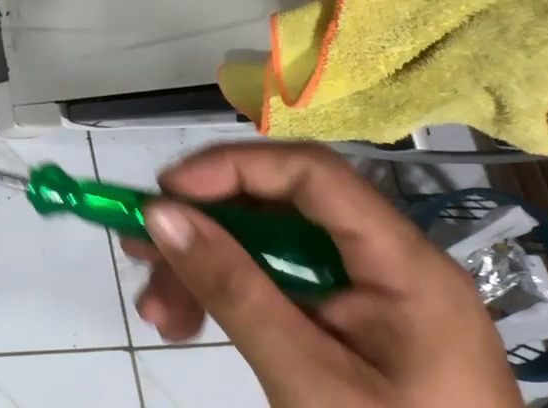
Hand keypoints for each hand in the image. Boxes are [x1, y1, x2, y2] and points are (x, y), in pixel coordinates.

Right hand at [122, 142, 519, 406]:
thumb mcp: (308, 380)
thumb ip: (233, 290)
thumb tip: (158, 211)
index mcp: (407, 267)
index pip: (311, 173)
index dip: (231, 167)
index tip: (164, 193)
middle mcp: (392, 267)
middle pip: (278, 212)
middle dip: (202, 232)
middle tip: (141, 258)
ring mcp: (374, 299)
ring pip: (268, 249)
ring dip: (204, 270)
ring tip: (158, 313)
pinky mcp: (355, 328)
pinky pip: (278, 287)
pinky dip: (228, 298)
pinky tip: (187, 323)